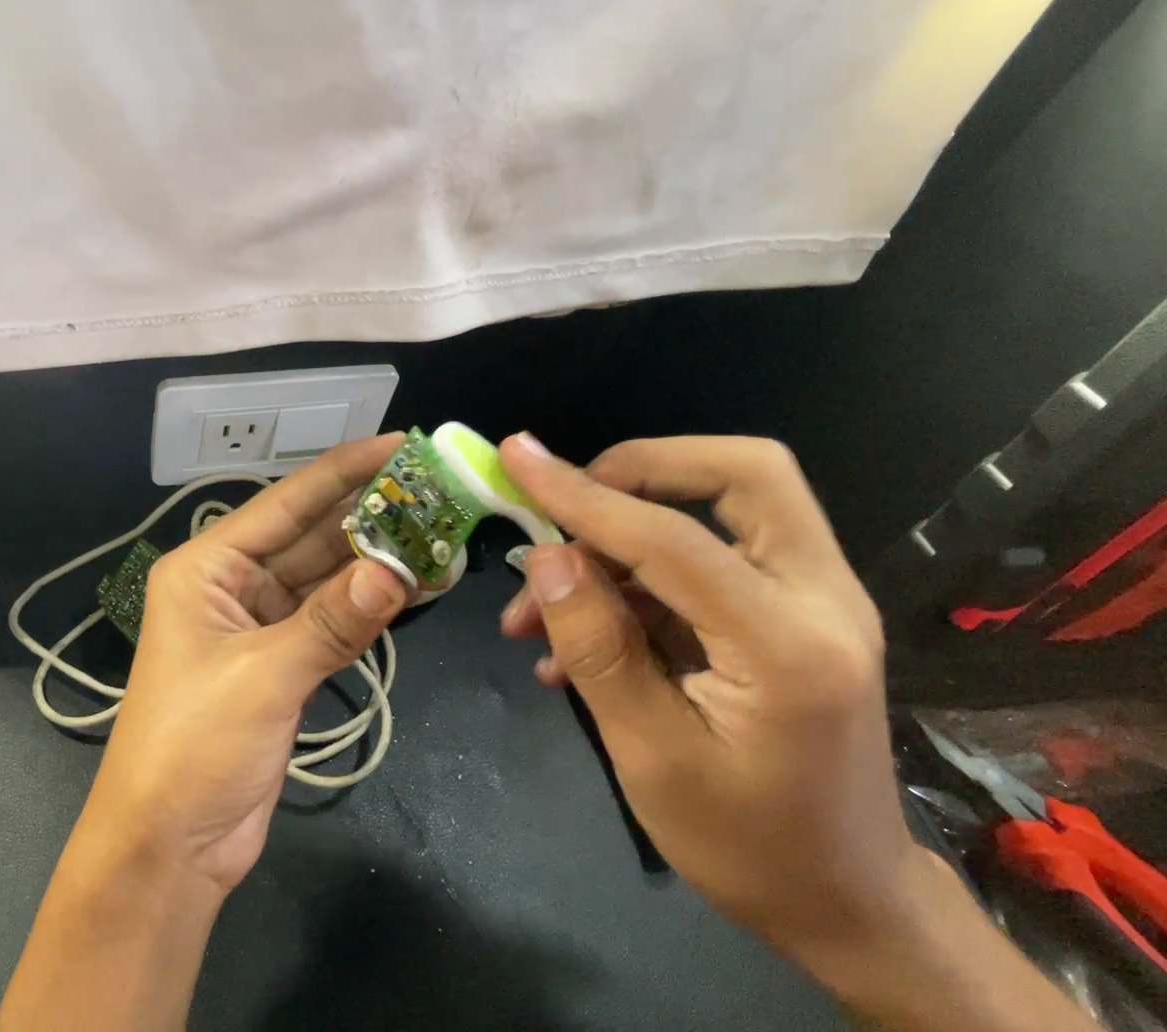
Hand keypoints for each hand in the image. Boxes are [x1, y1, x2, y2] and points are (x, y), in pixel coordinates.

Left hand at [0, 435, 407, 1030]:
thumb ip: (332, 620)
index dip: (342, 473)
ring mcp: (255, 628)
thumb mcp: (263, 675)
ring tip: (442, 534)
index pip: (282, 505)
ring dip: (375, 563)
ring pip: (323, 581)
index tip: (399, 445)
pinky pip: (329, 622)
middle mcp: (229, 587)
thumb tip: (398, 571)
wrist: (168, 841)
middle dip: (368, 516)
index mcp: (205, 569)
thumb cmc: (194, 745)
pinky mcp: (278, 666)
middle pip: (307, 538)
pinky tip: (414, 588)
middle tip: (437, 490)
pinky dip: (366, 608)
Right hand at [495, 435, 1096, 1031]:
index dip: (583, 496)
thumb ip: (597, 647)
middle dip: (643, 469)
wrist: (843, 901)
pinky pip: (713, 561)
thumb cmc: (745, 845)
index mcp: (788, 645)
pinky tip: (575, 637)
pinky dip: (639, 577)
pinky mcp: (793, 616)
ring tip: (539, 608)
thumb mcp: (650, 754)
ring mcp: (817, 602)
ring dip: (623, 538)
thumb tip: (545, 559)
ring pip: (727, 509)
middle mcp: (823, 599)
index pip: (672, 538)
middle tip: (568, 503)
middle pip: (745, 474)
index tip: (516, 458)